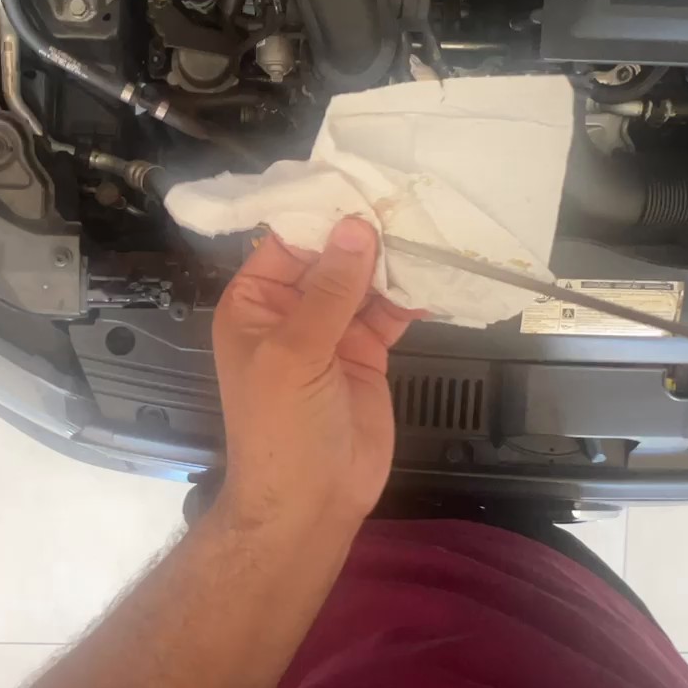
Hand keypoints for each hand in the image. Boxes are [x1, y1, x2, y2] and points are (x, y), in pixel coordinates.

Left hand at [211, 218, 423, 532]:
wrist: (312, 503)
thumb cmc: (281, 429)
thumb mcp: (295, 353)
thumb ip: (328, 292)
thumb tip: (355, 230)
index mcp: (255, 303)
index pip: (285, 243)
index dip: (319, 216)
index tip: (357, 185)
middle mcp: (290, 310)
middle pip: (329, 257)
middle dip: (362, 235)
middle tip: (404, 200)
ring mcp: (330, 330)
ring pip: (362, 281)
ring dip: (390, 261)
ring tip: (426, 230)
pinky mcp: (366, 350)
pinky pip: (388, 310)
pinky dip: (409, 295)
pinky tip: (432, 276)